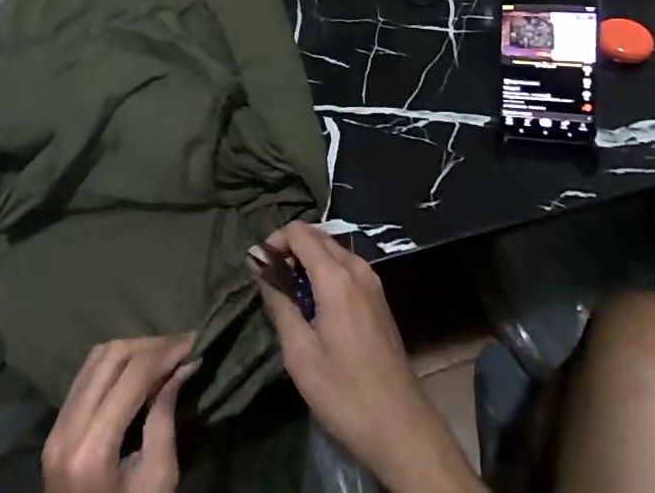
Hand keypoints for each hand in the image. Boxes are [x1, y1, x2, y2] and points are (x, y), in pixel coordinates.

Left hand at [42, 335, 199, 492]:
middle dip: (151, 344)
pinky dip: (116, 364)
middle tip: (182, 347)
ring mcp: (55, 428)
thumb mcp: (158, 477)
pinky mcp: (55, 429)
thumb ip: (166, 416)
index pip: (133, 373)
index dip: (167, 351)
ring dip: (133, 349)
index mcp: (92, 449)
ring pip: (96, 358)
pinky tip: (140, 371)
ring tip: (164, 356)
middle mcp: (66, 430)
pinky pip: (86, 376)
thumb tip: (185, 366)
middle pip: (111, 356)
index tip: (195, 343)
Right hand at [251, 224, 482, 492]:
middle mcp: (357, 267)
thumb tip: (258, 265)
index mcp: (336, 276)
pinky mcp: (378, 296)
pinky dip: (324, 273)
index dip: (274, 241)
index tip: (257, 267)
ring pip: (333, 251)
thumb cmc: (342, 390)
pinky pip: (346, 268)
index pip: (299, 232)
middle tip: (268, 281)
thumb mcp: (299, 351)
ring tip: (287, 295)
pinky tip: (313, 305)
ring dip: (307, 261)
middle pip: (317, 237)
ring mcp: (372, 280)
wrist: (397, 421)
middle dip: (289, 249)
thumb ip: (279, 301)